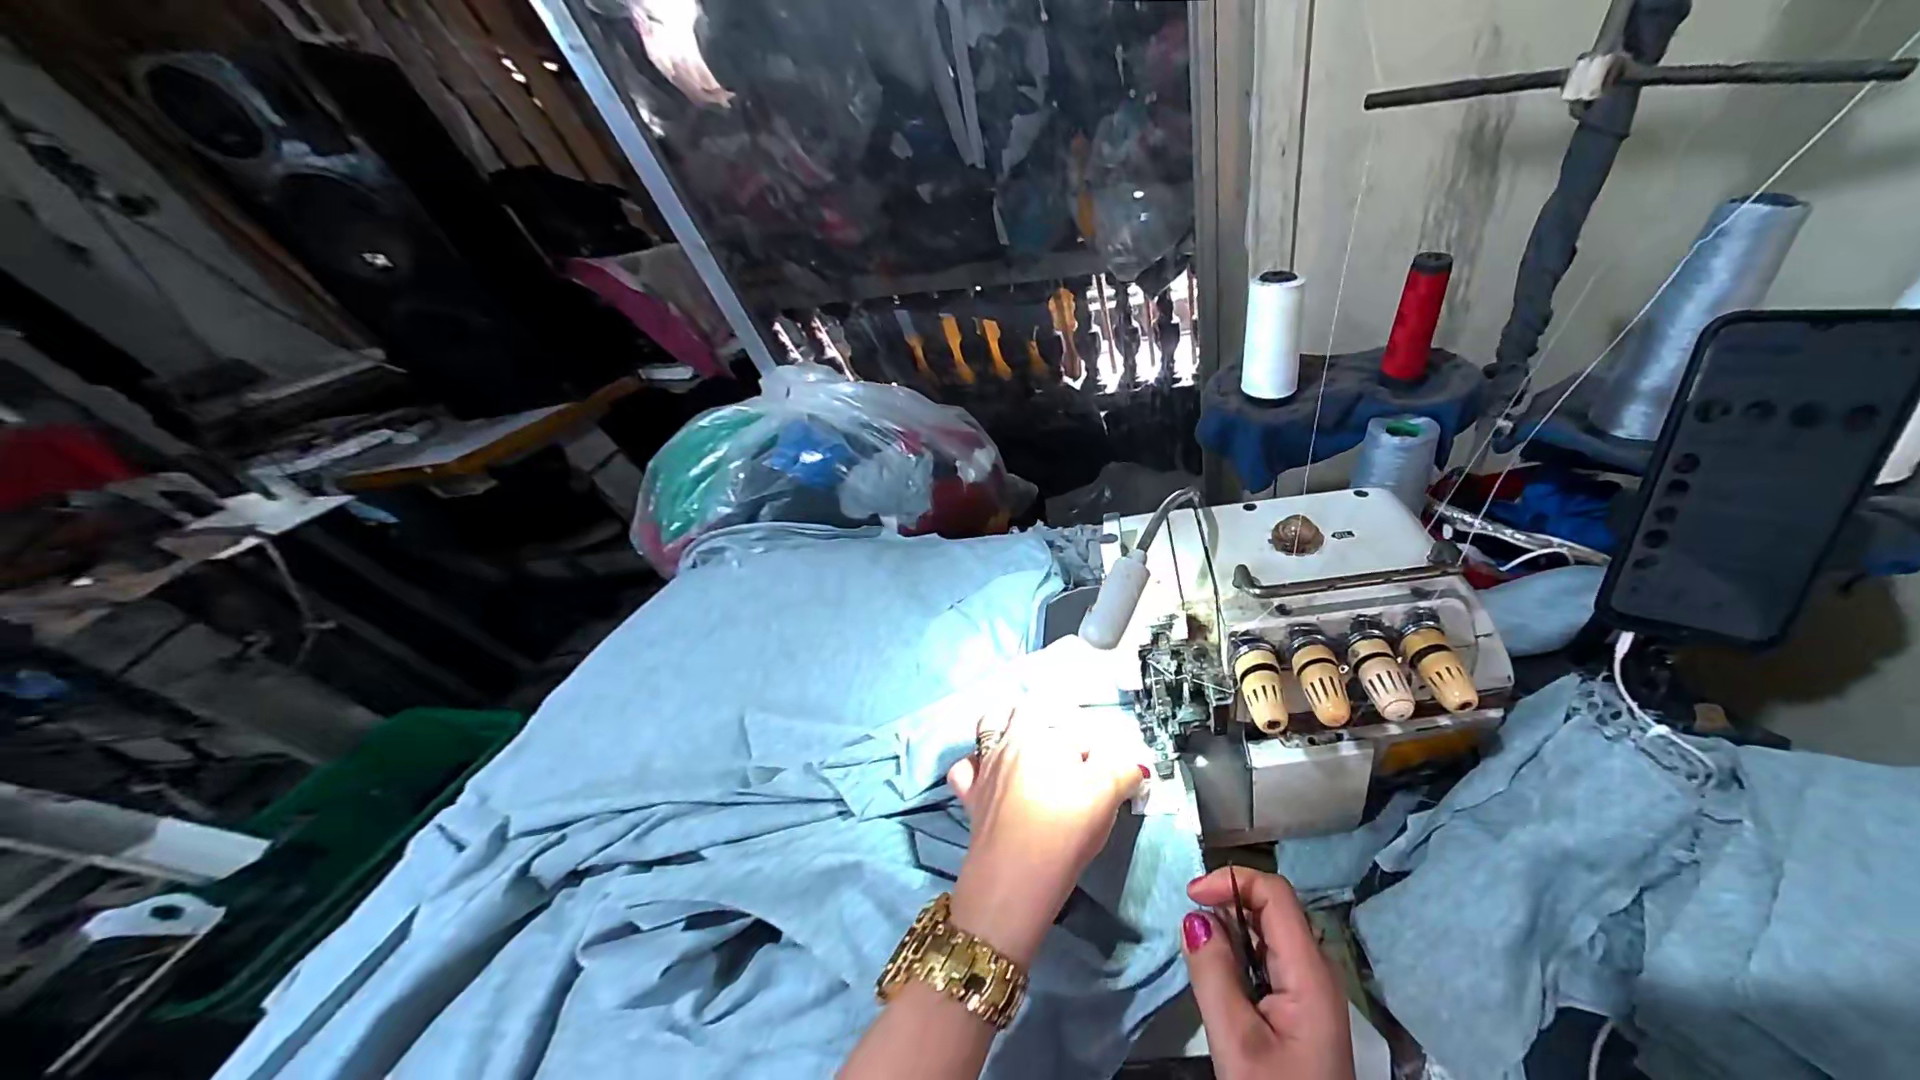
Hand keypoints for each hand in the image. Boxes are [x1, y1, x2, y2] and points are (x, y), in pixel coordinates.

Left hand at [944, 707, 1149, 965]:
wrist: (1016, 874)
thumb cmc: (1066, 830)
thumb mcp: (1106, 796)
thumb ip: (1123, 772)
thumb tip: (1135, 764)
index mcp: (1043, 735)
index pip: (1076, 727)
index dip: (1095, 748)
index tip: (1107, 769)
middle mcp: (1010, 741)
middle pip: (1028, 710)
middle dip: (1049, 720)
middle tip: (1068, 751)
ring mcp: (985, 766)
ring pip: (989, 725)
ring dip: (1006, 726)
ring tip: (1026, 745)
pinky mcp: (970, 794)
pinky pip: (965, 768)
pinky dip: (975, 765)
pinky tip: (989, 775)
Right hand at [1181, 869, 1354, 1079]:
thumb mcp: (1236, 1041)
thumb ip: (1213, 973)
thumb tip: (1194, 918)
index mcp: (1309, 973)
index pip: (1275, 893)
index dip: (1231, 881)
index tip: (1190, 896)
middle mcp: (1318, 972)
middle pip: (1274, 907)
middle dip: (1228, 903)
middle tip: (1191, 927)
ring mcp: (1313, 990)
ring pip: (1270, 932)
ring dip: (1232, 928)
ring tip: (1202, 951)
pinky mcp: (1303, 1007)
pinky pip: (1271, 958)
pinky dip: (1241, 952)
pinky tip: (1221, 974)